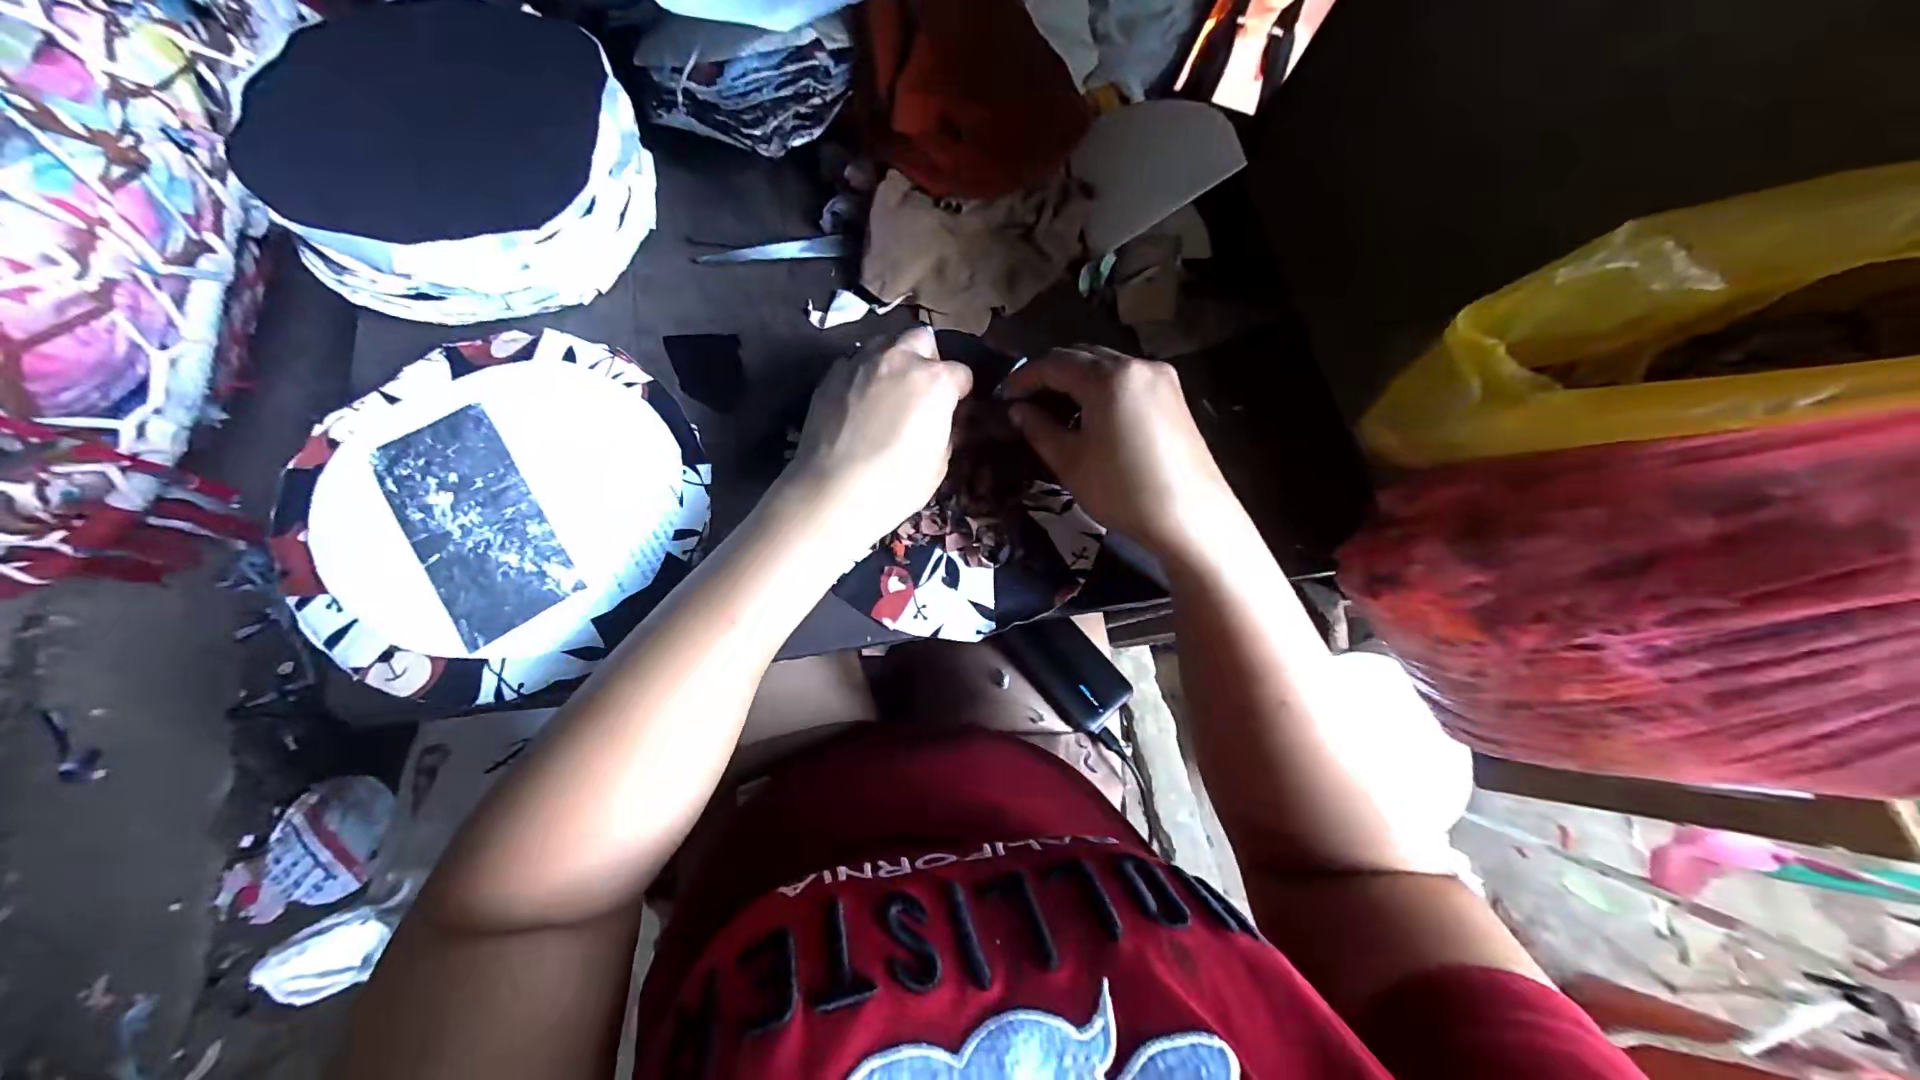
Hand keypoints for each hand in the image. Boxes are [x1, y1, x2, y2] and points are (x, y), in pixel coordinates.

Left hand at [781, 327, 973, 558]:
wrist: (832, 492)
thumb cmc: (895, 484)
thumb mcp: (938, 463)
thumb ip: (943, 429)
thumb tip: (939, 420)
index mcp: (935, 380)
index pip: (961, 372)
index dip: (961, 391)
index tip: (956, 404)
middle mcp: (899, 359)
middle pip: (922, 339)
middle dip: (927, 357)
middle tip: (923, 387)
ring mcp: (861, 363)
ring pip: (884, 343)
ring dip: (893, 359)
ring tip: (890, 388)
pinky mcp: (831, 375)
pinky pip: (854, 363)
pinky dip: (862, 375)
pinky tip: (859, 400)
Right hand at [1006, 346, 1242, 566]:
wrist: (1192, 518)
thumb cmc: (1123, 491)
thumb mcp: (1070, 462)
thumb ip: (1038, 428)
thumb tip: (1017, 410)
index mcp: (1108, 377)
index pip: (1054, 363)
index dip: (1024, 377)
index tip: (1003, 396)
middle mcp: (1137, 365)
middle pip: (1082, 356)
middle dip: (1050, 374)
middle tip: (1026, 401)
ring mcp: (1161, 378)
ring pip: (1107, 366)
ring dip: (1077, 380)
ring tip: (1054, 409)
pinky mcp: (1174, 396)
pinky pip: (1127, 380)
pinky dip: (1102, 388)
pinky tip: (1090, 415)